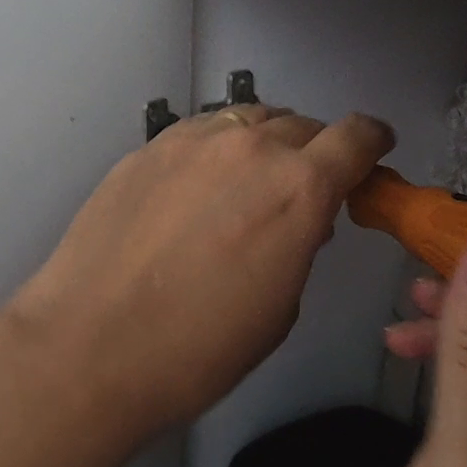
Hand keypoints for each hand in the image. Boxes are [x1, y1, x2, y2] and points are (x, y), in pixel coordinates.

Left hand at [8, 105, 396, 430]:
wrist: (89, 346)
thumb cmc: (197, 348)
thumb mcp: (279, 307)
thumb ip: (300, 246)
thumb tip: (301, 221)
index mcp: (298, 188)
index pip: (355, 137)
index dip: (373, 140)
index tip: (376, 148)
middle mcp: (252, 148)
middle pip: (303, 124)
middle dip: (317, 149)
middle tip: (306, 184)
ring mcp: (194, 140)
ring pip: (250, 119)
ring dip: (266, 141)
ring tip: (252, 177)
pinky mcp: (150, 146)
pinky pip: (203, 131)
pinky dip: (220, 147)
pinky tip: (201, 182)